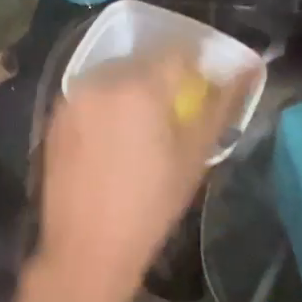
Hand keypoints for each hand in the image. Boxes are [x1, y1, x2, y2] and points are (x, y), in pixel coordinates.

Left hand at [37, 51, 246, 298]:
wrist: (86, 248)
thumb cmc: (150, 206)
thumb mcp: (194, 157)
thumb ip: (221, 106)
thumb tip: (246, 69)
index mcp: (139, 85)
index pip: (178, 52)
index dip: (200, 65)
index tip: (208, 87)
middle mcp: (100, 80)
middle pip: (143, 61)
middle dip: (165, 77)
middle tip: (181, 109)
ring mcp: (72, 99)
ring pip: (114, 77)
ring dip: (135, 90)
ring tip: (148, 126)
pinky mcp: (54, 119)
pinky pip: (91, 97)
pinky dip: (109, 106)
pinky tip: (117, 140)